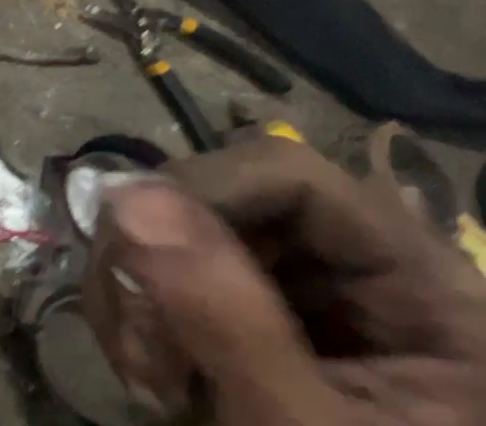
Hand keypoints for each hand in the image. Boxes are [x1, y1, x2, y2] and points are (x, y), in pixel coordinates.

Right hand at [85, 137, 485, 423]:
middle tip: (134, 345)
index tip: (135, 256)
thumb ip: (230, 319)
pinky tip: (142, 370)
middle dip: (149, 257)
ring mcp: (301, 295)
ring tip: (139, 374)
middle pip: (218, 197)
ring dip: (129, 290)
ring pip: (174, 231)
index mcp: (426, 294)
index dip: (201, 194)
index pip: (289, 177)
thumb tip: (125, 193)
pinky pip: (165, 272)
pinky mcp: (251, 317)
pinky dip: (132, 310)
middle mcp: (362, 273)